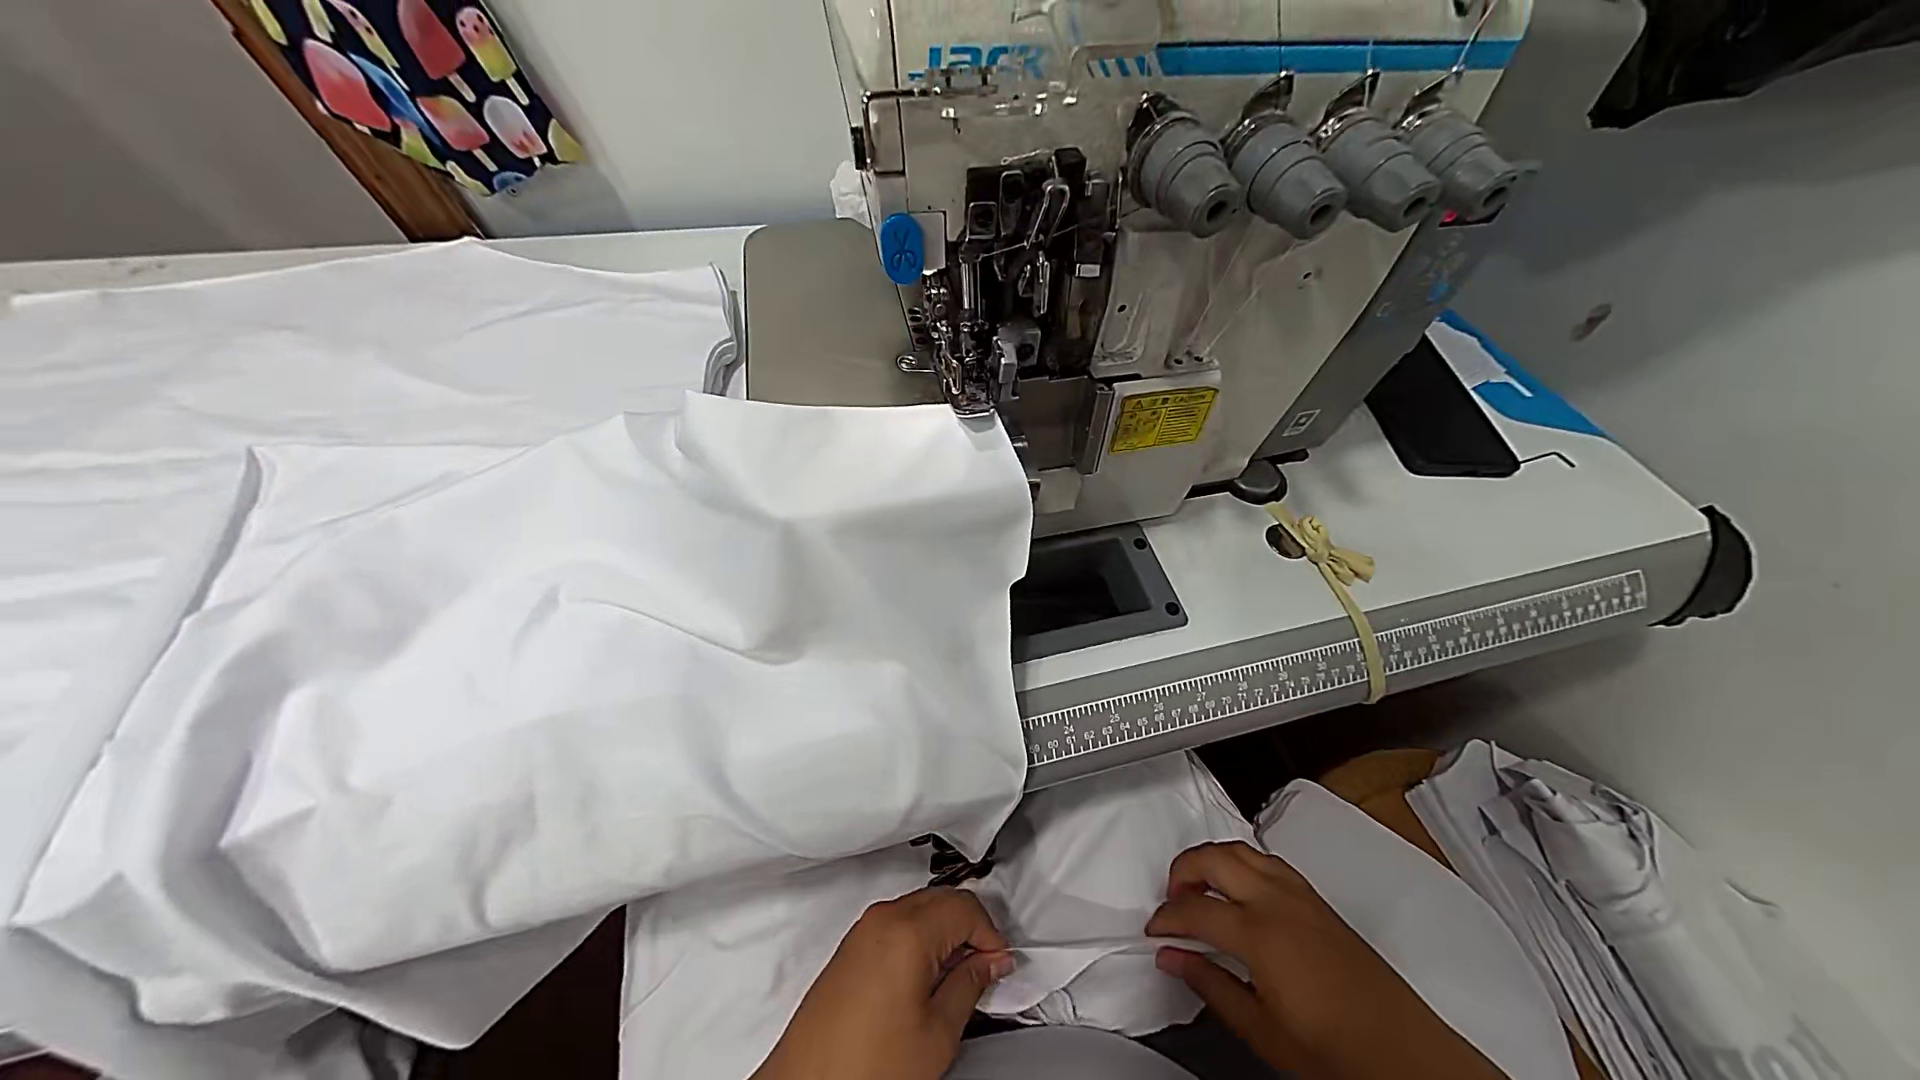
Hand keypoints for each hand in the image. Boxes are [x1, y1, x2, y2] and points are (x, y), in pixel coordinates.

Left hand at [752, 887, 1013, 1079]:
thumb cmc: (861, 1067)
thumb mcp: (937, 1032)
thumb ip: (970, 985)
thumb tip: (988, 963)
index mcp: (908, 931)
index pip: (966, 907)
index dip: (991, 934)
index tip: (1000, 961)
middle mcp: (883, 918)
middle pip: (944, 898)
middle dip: (971, 927)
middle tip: (987, 965)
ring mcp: (864, 929)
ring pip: (922, 906)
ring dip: (946, 930)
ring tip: (959, 975)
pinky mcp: (853, 943)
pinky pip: (899, 920)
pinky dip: (921, 935)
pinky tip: (928, 975)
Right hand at [1147, 841, 1508, 1079]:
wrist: (1405, 1055)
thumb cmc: (1343, 1049)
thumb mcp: (1262, 1030)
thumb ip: (1211, 985)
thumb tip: (1175, 959)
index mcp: (1259, 934)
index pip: (1193, 909)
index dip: (1166, 919)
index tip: (1157, 931)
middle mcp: (1278, 903)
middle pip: (1212, 858)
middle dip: (1181, 871)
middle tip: (1172, 898)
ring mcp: (1300, 895)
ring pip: (1240, 849)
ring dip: (1211, 859)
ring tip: (1200, 884)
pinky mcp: (1317, 899)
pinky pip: (1267, 860)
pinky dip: (1242, 861)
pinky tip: (1239, 884)